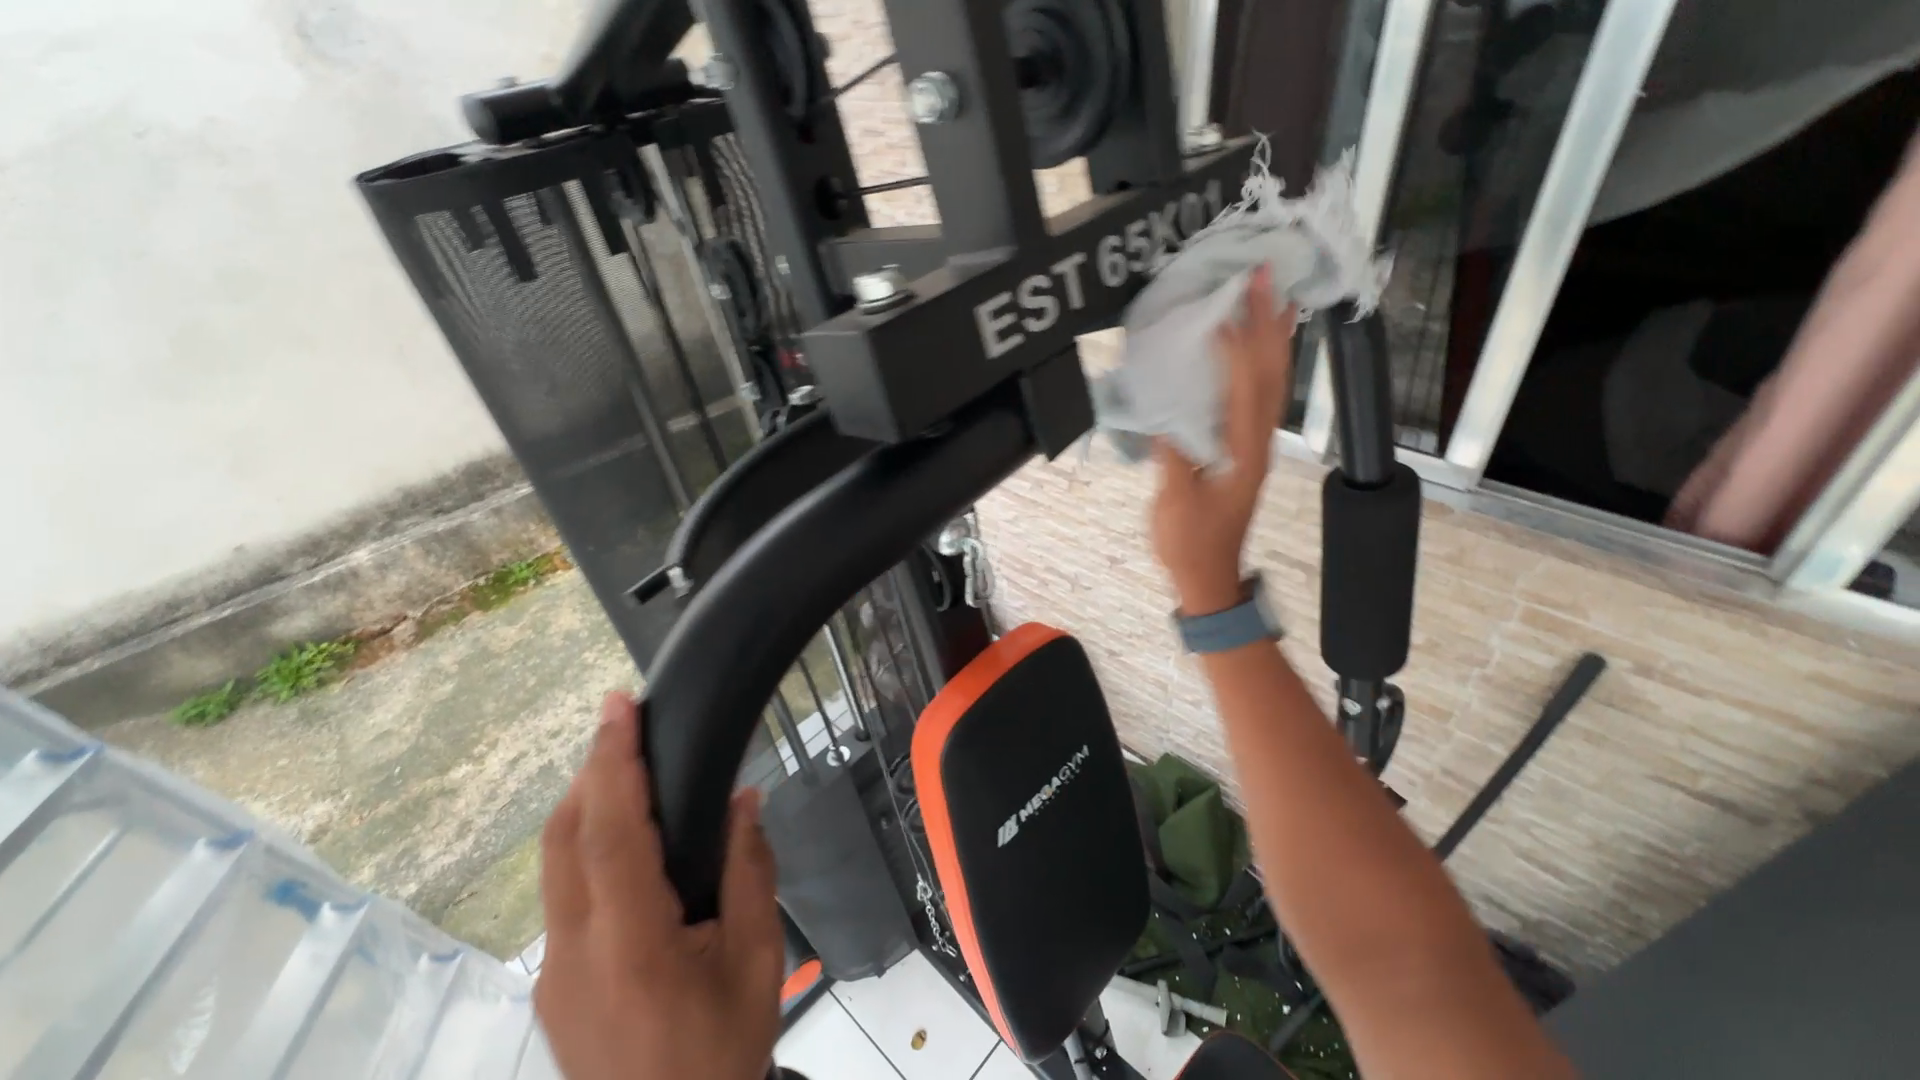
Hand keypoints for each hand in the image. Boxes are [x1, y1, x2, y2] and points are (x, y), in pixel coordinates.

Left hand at [536, 693, 782, 1079]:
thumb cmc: (723, 1053)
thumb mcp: (757, 964)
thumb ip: (750, 875)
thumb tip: (743, 802)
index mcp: (631, 946)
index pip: (610, 834)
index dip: (612, 764)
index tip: (618, 708)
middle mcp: (573, 952)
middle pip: (563, 838)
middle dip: (589, 770)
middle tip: (623, 725)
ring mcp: (550, 972)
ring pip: (553, 866)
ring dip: (582, 807)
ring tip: (624, 771)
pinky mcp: (548, 987)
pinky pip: (559, 897)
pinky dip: (582, 850)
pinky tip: (620, 847)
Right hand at [1151, 265, 1296, 613]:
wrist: (1209, 577)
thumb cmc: (1190, 544)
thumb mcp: (1175, 503)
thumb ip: (1173, 456)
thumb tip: (1167, 412)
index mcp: (1242, 451)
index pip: (1244, 387)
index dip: (1237, 345)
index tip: (1226, 307)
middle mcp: (1257, 441)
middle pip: (1270, 373)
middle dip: (1268, 323)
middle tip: (1265, 276)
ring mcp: (1255, 444)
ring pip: (1272, 381)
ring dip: (1274, 336)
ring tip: (1274, 295)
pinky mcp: (1244, 448)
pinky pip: (1260, 395)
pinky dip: (1262, 362)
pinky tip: (1257, 345)